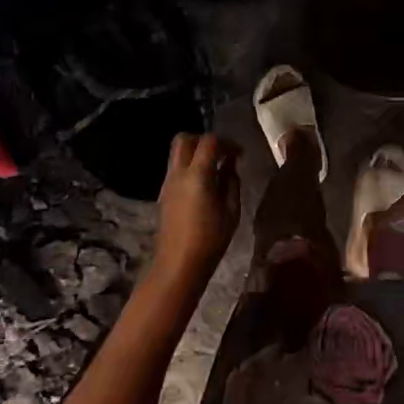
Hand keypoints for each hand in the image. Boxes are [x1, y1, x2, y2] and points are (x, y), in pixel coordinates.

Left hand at [155, 133, 242, 273]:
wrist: (178, 264)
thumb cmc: (211, 240)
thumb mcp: (232, 211)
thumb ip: (231, 183)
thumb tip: (229, 167)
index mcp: (197, 174)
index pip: (209, 142)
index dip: (227, 143)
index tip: (239, 154)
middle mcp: (178, 173)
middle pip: (184, 139)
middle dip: (203, 140)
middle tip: (221, 153)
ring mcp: (167, 183)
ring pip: (176, 153)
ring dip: (194, 153)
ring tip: (214, 169)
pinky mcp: (164, 194)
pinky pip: (175, 169)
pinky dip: (189, 167)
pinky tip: (204, 184)